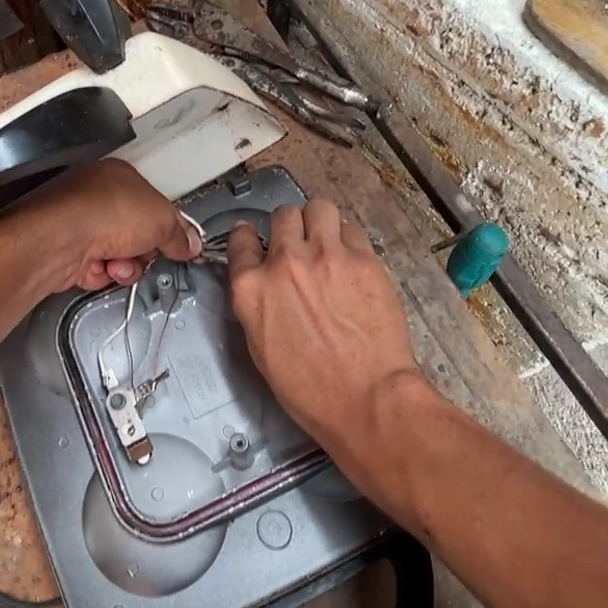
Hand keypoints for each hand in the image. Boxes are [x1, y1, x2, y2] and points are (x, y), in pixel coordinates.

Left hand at [0, 159, 200, 294]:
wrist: (61, 239)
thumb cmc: (104, 213)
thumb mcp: (162, 220)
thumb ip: (180, 234)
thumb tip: (190, 244)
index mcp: (121, 177)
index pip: (154, 203)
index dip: (169, 226)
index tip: (180, 243)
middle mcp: (98, 198)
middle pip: (137, 233)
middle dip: (144, 249)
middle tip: (146, 250)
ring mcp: (82, 225)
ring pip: (120, 256)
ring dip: (125, 266)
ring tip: (118, 261)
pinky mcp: (70, 252)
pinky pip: (99, 270)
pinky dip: (103, 274)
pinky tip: (99, 268)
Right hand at [228, 201, 425, 462]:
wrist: (367, 399)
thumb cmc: (311, 389)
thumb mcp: (260, 348)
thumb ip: (257, 304)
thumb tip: (263, 285)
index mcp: (251, 288)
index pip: (240, 239)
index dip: (249, 239)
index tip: (255, 241)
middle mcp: (284, 262)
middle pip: (282, 215)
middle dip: (290, 227)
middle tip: (300, 244)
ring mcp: (326, 255)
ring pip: (319, 207)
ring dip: (320, 221)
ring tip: (327, 241)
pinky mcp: (364, 259)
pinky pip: (352, 229)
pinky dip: (349, 239)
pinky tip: (352, 260)